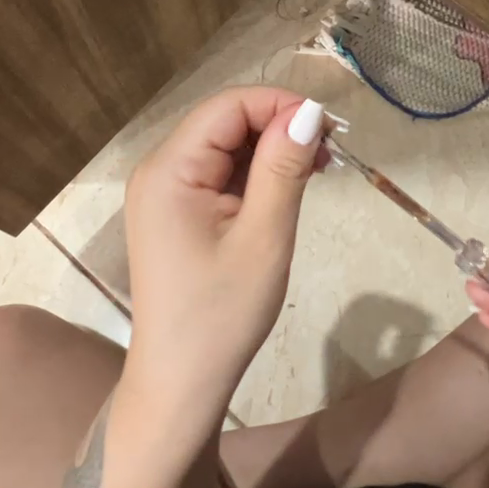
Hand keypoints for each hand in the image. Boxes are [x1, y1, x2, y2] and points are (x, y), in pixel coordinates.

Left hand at [122, 87, 326, 419]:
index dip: (280, 105)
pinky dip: (254, 175)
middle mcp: (158, 170)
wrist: (181, 381)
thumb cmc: (222, 313)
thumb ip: (283, 167)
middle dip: (278, 127)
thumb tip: (308, 111)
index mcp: (169, 169)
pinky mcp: (175, 212)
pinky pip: (217, 174)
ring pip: (224, 146)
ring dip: (270, 151)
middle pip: (224, 122)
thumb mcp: (264, 236)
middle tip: (330, 154)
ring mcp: (163, 192)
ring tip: (317, 171)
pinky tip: (285, 188)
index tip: (330, 129)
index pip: (228, 107)